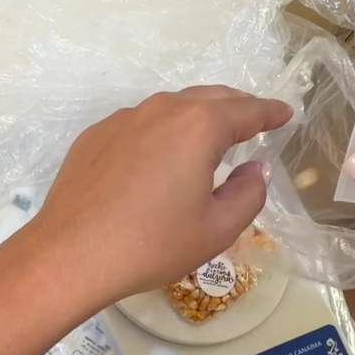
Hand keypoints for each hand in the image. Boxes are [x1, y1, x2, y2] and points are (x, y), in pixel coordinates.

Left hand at [3, 86, 291, 309]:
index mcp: (198, 126)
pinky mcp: (91, 139)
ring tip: (205, 137)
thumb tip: (254, 168)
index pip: (246, 110)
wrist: (69, 255)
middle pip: (207, 99)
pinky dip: (155, 133)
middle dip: (234, 107)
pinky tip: (155, 157)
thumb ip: (248, 193)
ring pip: (167, 109)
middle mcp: (159, 111)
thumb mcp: (216, 229)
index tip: (285, 113)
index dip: (270, 112)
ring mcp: (119, 121)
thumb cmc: (150, 245)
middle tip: (252, 120)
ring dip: (192, 118)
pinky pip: (135, 127)